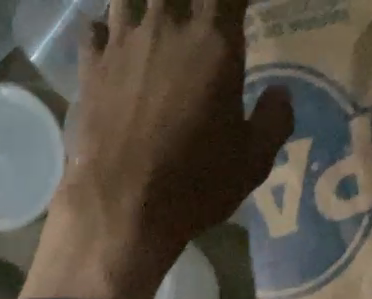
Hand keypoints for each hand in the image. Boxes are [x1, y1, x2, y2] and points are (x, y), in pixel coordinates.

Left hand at [18, 0, 293, 298]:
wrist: (124, 207)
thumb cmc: (197, 184)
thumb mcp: (253, 162)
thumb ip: (274, 119)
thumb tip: (280, 93)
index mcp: (215, 42)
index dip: (238, 0)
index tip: (242, 11)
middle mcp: (167, 27)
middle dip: (194, 1)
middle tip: (201, 18)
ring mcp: (123, 42)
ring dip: (148, 6)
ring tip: (158, 21)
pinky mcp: (91, 66)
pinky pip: (95, 26)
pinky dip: (107, 28)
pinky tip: (115, 43)